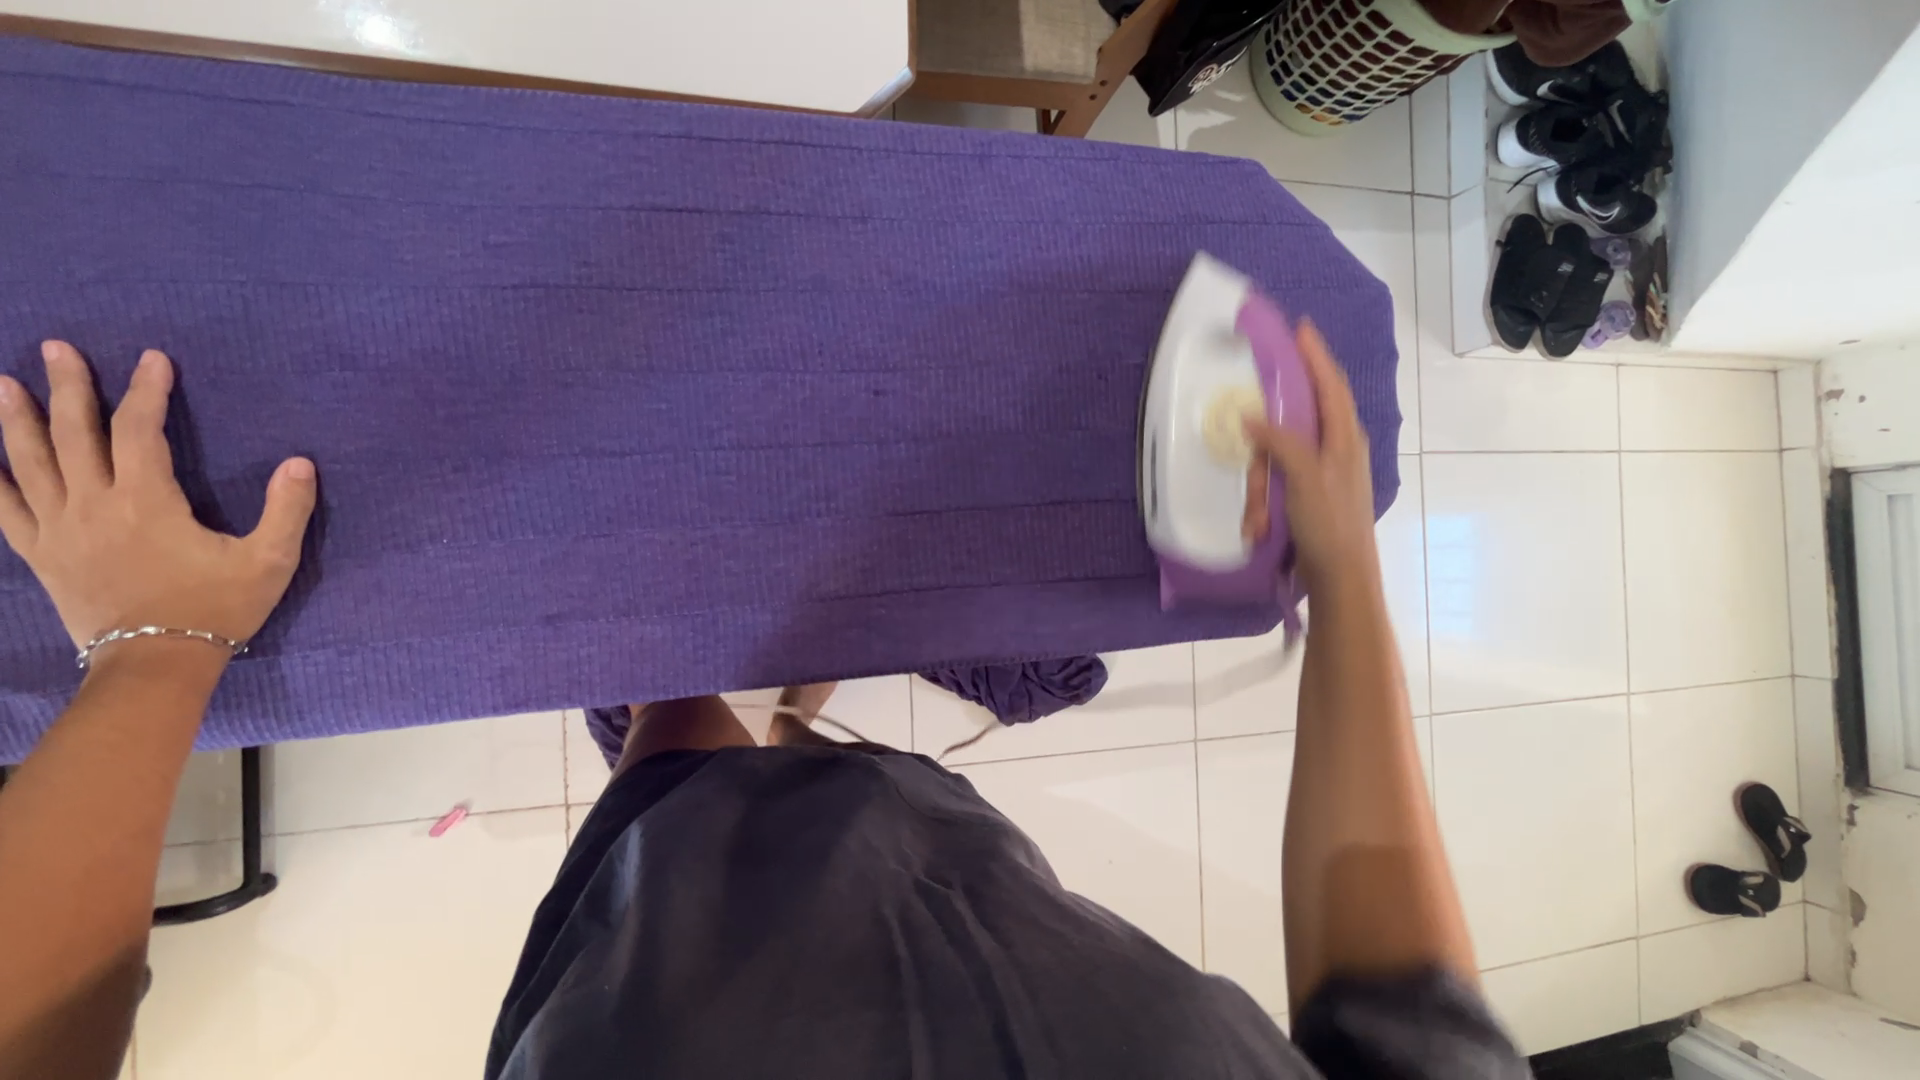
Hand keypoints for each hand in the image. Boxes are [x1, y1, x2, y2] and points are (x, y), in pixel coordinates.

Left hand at [0, 341, 316, 653]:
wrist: (157, 661)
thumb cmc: (218, 607)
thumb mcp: (270, 560)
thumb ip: (287, 510)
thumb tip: (299, 463)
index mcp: (147, 502)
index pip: (141, 432)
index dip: (146, 392)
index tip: (153, 360)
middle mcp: (93, 506)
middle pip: (74, 436)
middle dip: (69, 389)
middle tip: (57, 348)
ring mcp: (59, 530)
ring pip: (28, 463)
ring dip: (17, 420)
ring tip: (6, 384)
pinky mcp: (42, 554)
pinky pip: (6, 509)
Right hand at [1243, 320, 1377, 590]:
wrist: (1340, 578)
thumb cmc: (1331, 524)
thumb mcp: (1305, 477)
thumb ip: (1280, 442)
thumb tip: (1251, 417)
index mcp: (1344, 437)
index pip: (1329, 385)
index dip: (1315, 356)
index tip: (1300, 328)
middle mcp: (1335, 450)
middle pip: (1289, 428)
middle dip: (1264, 456)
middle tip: (1258, 482)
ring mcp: (1320, 475)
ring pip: (1274, 463)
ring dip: (1260, 493)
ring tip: (1261, 522)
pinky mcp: (1306, 497)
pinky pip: (1274, 489)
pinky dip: (1263, 508)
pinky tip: (1261, 530)